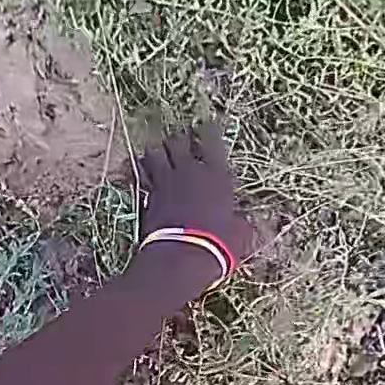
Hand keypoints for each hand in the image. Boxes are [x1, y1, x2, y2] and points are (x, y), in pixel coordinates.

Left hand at [137, 123, 255, 263]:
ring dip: (155, 152)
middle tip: (179, 145)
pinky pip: (140, 173)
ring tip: (157, 156)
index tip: (205, 127)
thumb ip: (241, 222)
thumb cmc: (218, 245)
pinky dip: (140, 171)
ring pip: (154, 152)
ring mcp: (165, 181)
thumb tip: (245, 223)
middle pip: (178, 141)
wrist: (181, 257)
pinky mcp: (147, 196)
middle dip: (178, 141)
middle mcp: (190, 171)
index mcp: (217, 174)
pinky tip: (140, 173)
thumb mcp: (239, 234)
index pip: (212, 140)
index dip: (207, 130)